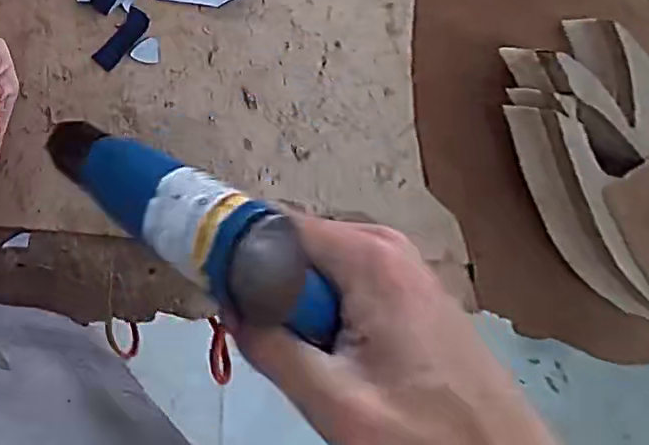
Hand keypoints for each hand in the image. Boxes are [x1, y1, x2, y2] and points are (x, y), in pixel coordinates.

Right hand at [231, 216, 556, 444]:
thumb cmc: (427, 437)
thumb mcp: (337, 404)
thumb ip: (272, 349)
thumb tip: (227, 306)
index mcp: (367, 253)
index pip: (278, 224)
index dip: (244, 253)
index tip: (222, 288)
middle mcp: (383, 240)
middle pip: (298, 241)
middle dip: (275, 283)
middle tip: (273, 337)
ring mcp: (400, 259)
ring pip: (320, 262)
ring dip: (302, 299)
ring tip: (314, 353)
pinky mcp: (409, 282)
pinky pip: (347, 276)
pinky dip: (330, 305)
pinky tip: (343, 351)